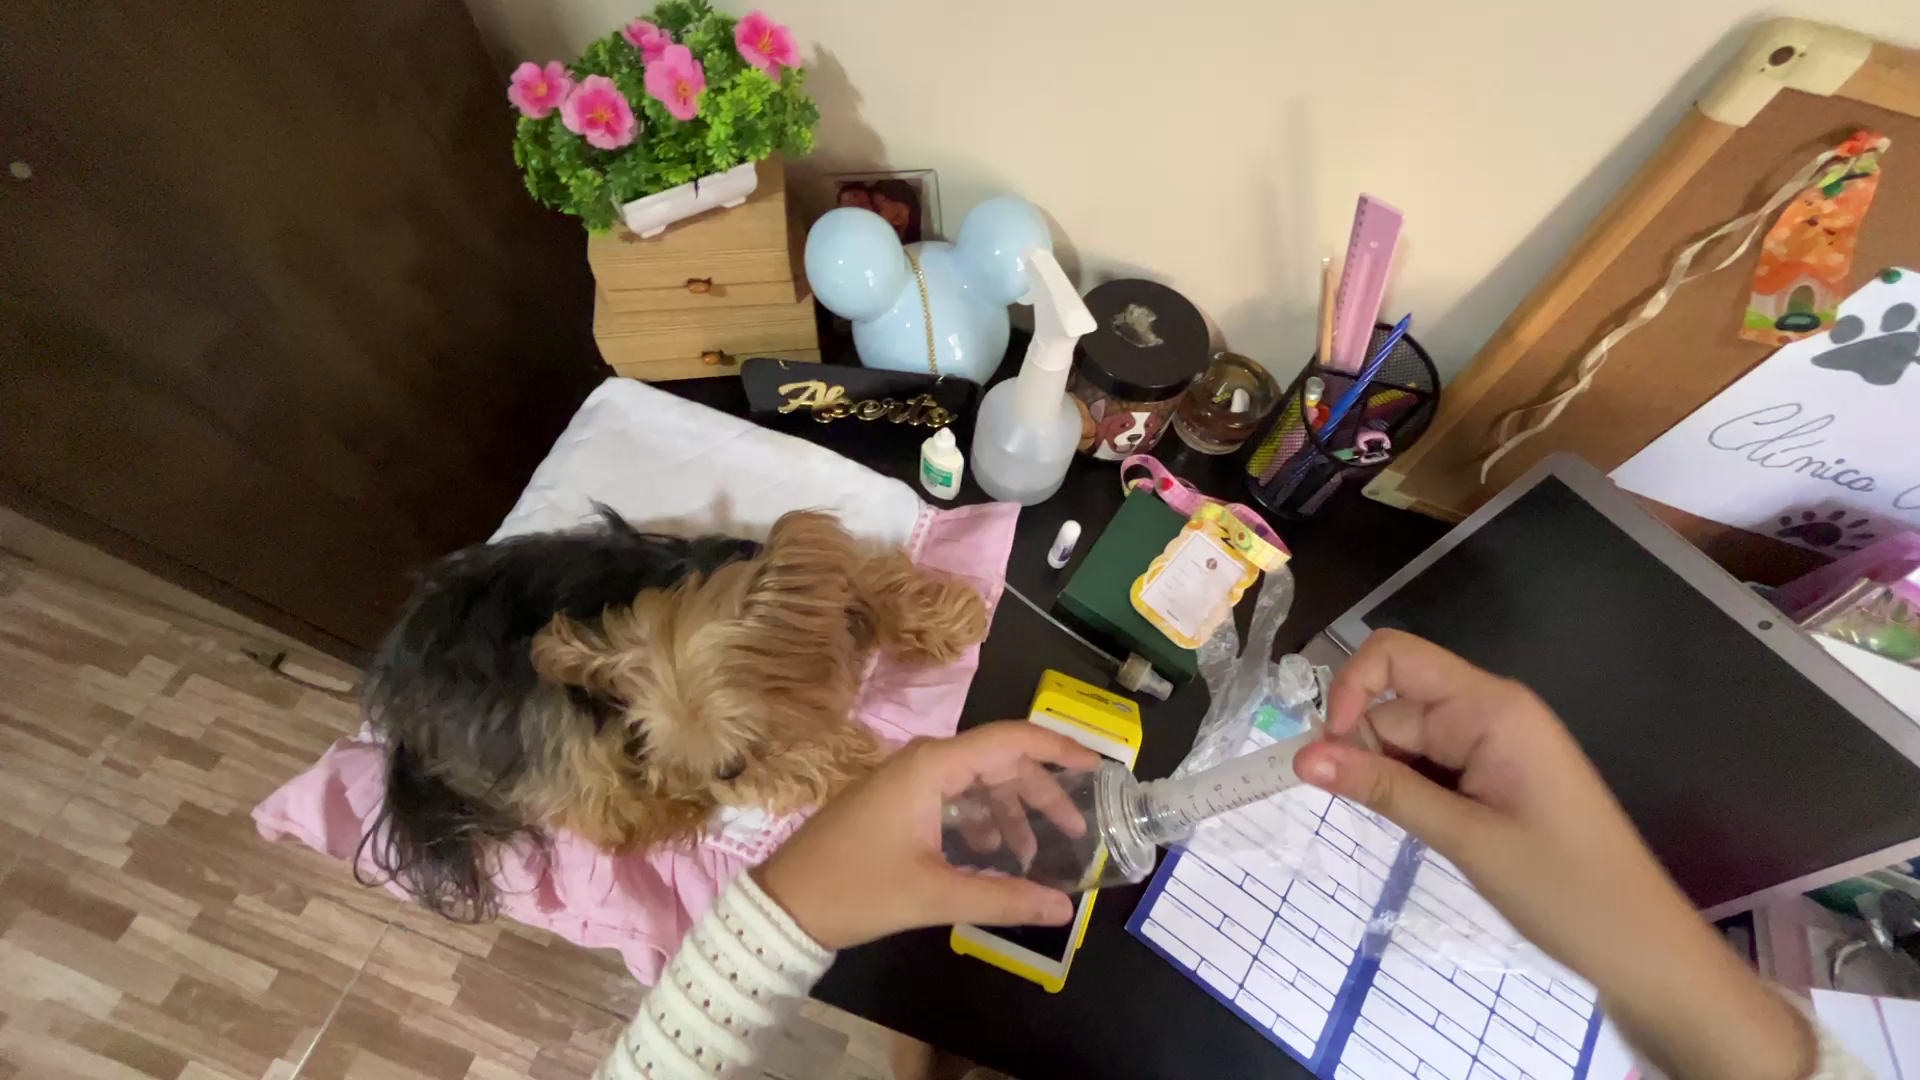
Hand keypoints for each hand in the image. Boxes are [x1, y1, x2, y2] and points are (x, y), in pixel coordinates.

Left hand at [754, 721, 1099, 950]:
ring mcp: (910, 776)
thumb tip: (1063, 909)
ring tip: (1035, 853)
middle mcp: (926, 759)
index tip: (1097, 766)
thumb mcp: (934, 895)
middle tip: (1078, 828)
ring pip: (978, 779)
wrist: (786, 902)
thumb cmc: (858, 889)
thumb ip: (1002, 898)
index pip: (1010, 740)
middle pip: (999, 760)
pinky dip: (982, 817)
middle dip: (1040, 792)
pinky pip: (956, 794)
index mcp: (934, 765)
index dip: (1057, 748)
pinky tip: (993, 852)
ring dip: (1011, 809)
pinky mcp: (900, 796)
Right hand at [1293, 630, 1813, 1079]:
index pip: (1392, 659)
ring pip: (1398, 735)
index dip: (1349, 689)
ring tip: (1412, 827)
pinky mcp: (1484, 769)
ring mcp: (1486, 740)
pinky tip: (1422, 824)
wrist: (1650, 957)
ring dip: (1384, 773)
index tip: (1331, 750)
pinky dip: (1402, 786)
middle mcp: (1484, 710)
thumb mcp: (1465, 838)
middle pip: (1389, 702)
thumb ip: (1380, 789)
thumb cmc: (1569, 891)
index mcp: (1490, 707)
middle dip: (1363, 748)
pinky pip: (1419, 760)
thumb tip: (1301, 757)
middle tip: (1367, 807)